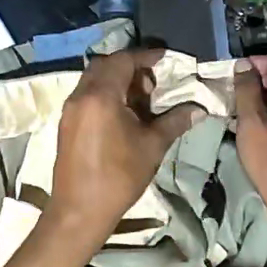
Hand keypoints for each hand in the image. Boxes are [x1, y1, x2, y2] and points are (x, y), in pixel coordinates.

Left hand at [47, 49, 203, 241]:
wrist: (80, 210)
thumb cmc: (118, 177)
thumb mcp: (152, 146)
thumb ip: (175, 121)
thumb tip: (199, 109)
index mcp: (101, 96)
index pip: (123, 60)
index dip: (146, 55)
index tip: (166, 58)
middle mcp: (81, 96)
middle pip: (105, 65)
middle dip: (130, 66)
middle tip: (153, 84)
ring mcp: (70, 109)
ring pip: (94, 80)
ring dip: (117, 80)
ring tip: (141, 101)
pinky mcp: (66, 123)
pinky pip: (87, 95)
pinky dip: (105, 94)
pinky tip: (123, 115)